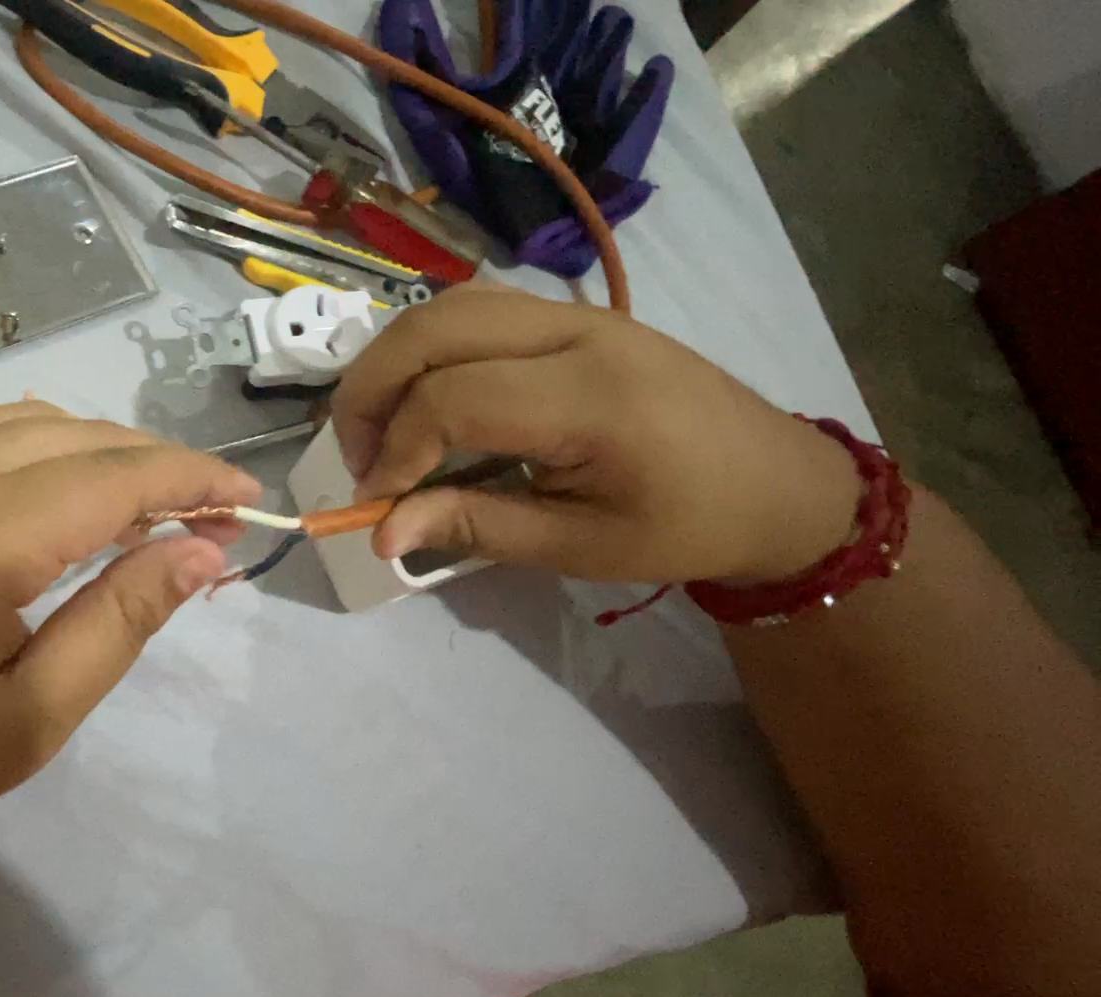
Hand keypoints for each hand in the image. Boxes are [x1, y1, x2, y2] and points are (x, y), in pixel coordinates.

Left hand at [0, 402, 258, 864]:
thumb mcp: (33, 716)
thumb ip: (121, 620)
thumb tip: (202, 552)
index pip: (117, 477)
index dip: (195, 481)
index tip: (251, 503)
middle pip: (78, 437)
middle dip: (158, 464)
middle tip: (211, 518)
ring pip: (28, 423)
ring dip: (101, 448)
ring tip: (147, 506)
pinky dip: (43, 443)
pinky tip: (63, 488)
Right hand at [331, 288, 861, 583]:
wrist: (779, 481)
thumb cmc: (685, 526)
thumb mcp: (578, 546)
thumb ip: (475, 527)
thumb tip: (381, 533)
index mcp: (590, 397)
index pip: (450, 398)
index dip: (394, 452)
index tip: (378, 504)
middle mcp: (576, 332)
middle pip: (431, 329)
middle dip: (369, 393)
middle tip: (359, 457)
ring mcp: (574, 314)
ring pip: (444, 307)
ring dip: (391, 364)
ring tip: (381, 428)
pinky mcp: (570, 316)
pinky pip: (472, 310)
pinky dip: (424, 349)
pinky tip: (422, 397)